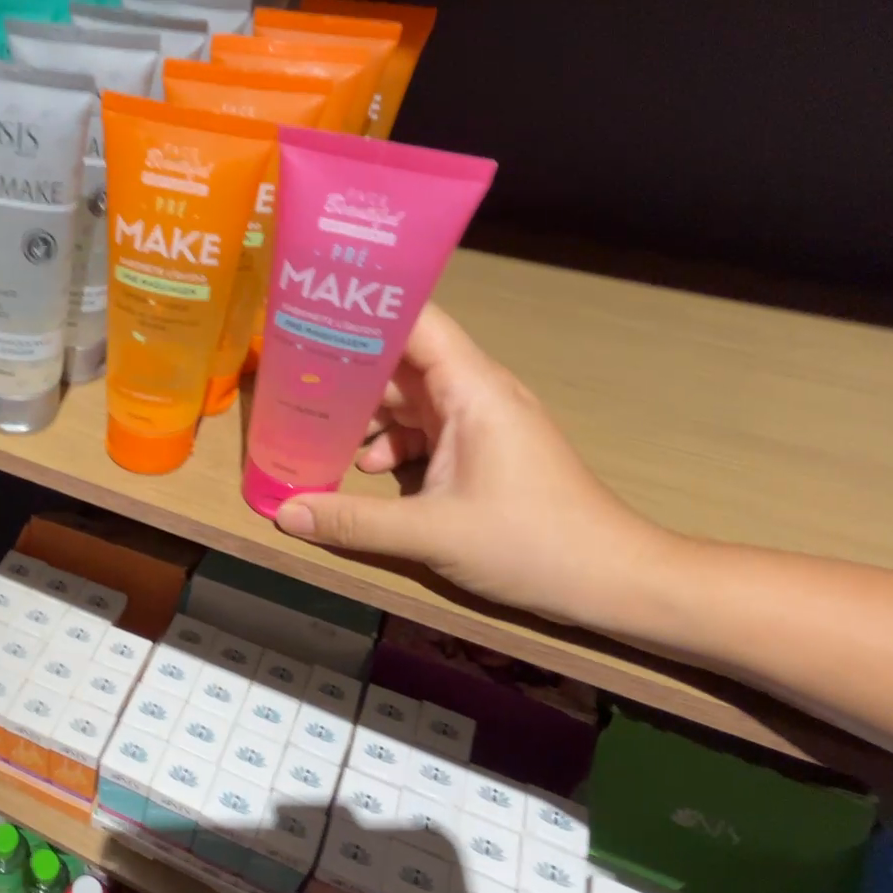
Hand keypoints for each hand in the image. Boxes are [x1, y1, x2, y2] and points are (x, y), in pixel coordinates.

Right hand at [273, 304, 676, 625]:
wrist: (609, 579)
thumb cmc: (530, 541)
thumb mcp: (430, 533)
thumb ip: (352, 521)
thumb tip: (283, 513)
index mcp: (472, 390)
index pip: (415, 323)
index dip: (363, 313)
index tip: (309, 316)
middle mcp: (475, 393)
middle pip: (401, 362)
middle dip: (348, 370)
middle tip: (292, 381)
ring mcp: (480, 422)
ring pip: (409, 399)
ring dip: (366, 414)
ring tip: (317, 430)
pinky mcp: (480, 451)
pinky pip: (424, 431)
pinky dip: (391, 444)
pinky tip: (367, 471)